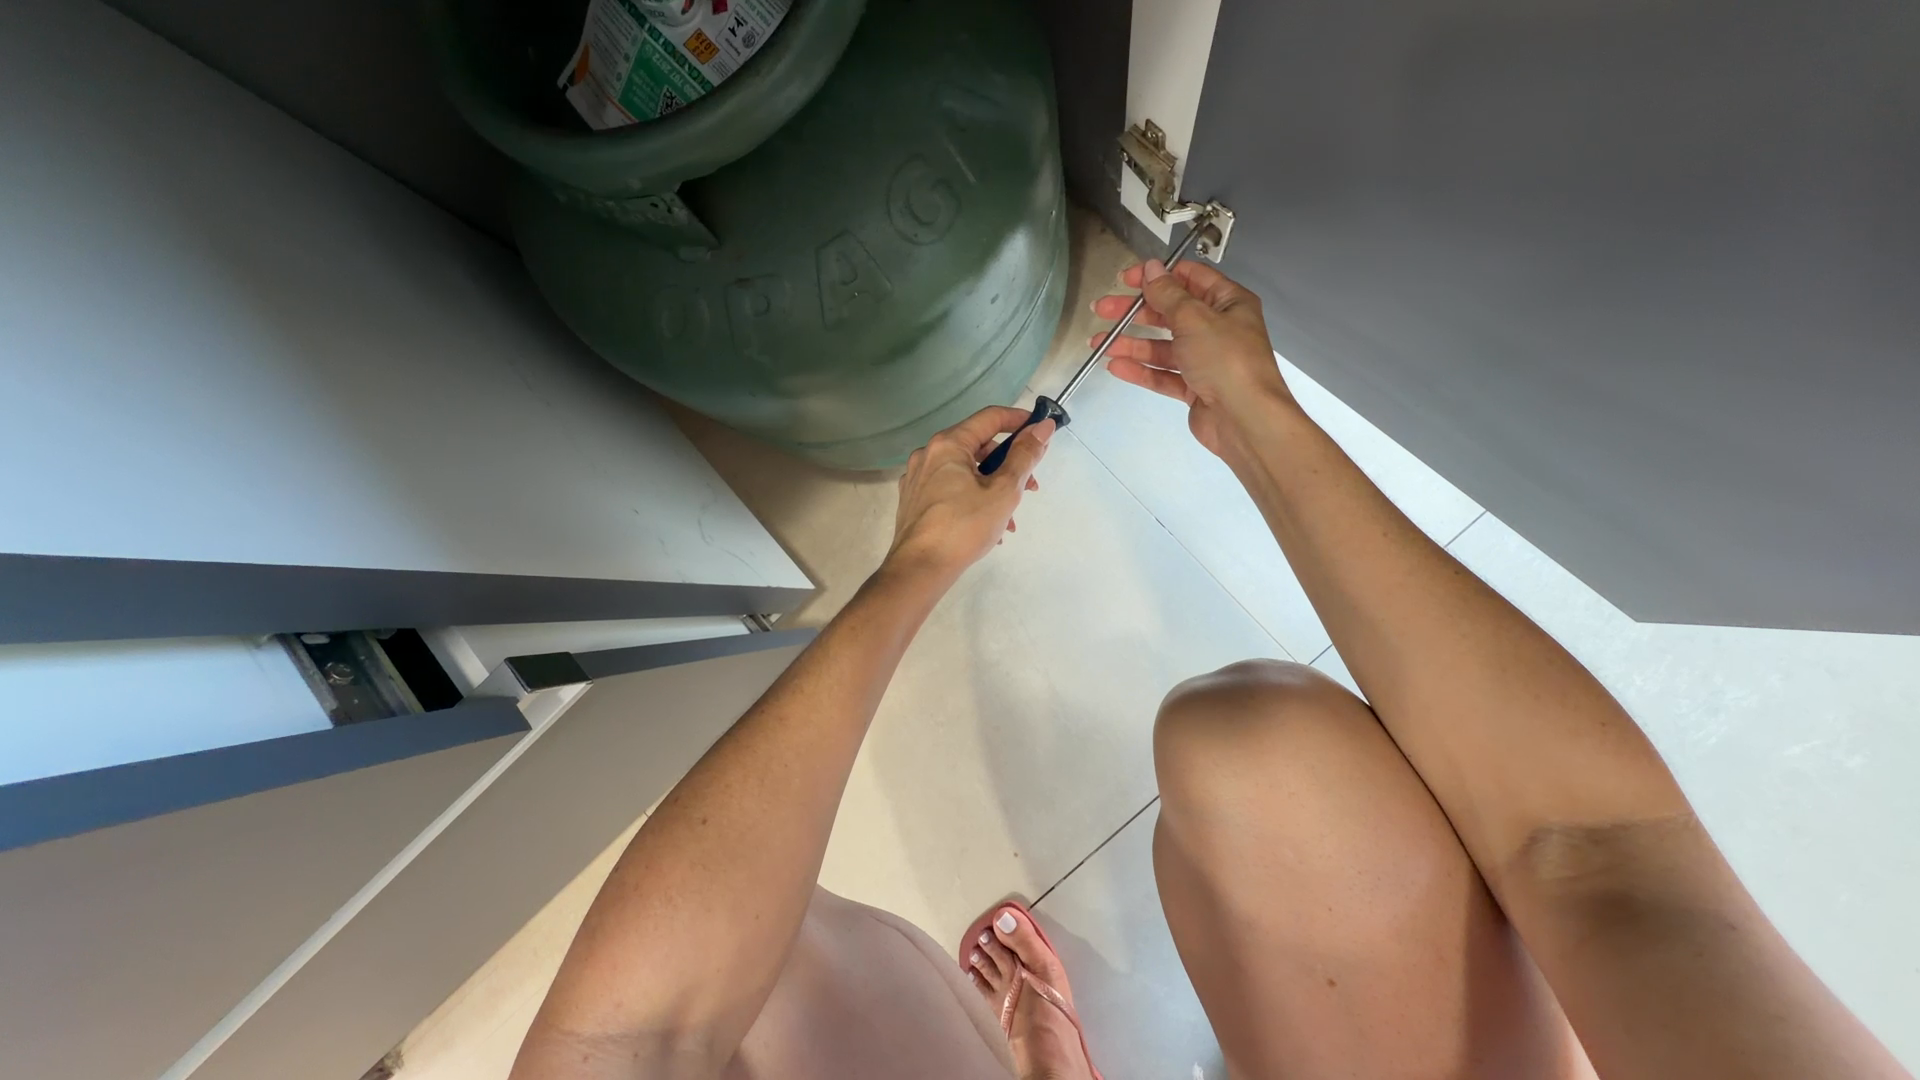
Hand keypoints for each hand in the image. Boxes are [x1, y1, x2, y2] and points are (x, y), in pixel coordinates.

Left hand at [885, 405, 1053, 581]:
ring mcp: (917, 478)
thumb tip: (1043, 428)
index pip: (990, 418)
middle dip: (1009, 464)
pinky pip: (950, 489)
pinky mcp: (914, 501)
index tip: (1041, 430)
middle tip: (1029, 488)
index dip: (1020, 420)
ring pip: (965, 472)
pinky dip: (973, 499)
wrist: (919, 568)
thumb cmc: (964, 526)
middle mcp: (928, 454)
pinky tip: (987, 527)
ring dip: (993, 488)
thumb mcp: (1003, 490)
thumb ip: (1025, 456)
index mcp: (948, 444)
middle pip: (978, 447)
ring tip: (1010, 519)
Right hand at [1093, 259, 1293, 458]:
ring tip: (1102, 344)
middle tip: (1104, 309)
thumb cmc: (1229, 362)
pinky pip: (1163, 374)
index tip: (1127, 279)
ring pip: (1162, 346)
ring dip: (1132, 343)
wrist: (1244, 418)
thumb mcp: (1194, 318)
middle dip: (1135, 311)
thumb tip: (1152, 269)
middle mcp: (1219, 329)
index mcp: (1228, 303)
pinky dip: (1141, 370)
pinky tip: (1117, 366)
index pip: (1189, 279)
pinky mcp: (1194, 388)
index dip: (1157, 276)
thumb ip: (1168, 294)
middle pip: (1170, 313)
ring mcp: (1206, 360)